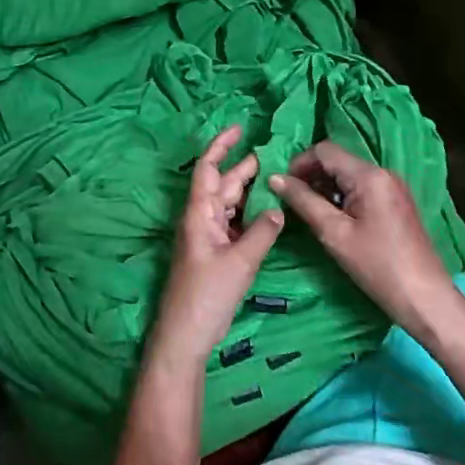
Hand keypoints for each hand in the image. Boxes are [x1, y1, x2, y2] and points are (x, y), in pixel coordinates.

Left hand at [151, 125, 284, 365]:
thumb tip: (279, 209)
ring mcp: (207, 237)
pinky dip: (250, 215)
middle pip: (223, 185)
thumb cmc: (207, 295)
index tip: (239, 128)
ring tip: (275, 178)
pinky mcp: (214, 254)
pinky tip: (268, 213)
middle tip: (273, 154)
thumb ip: (262, 232)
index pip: (208, 169)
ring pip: (230, 205)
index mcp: (199, 214)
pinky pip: (233, 224)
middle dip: (244, 167)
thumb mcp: (240, 261)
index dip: (221, 146)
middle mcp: (201, 219)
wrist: (185, 336)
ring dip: (249, 192)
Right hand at [268, 141, 455, 329]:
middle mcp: (383, 173)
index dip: (299, 163)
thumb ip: (303, 201)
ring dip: (324, 187)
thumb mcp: (334, 234)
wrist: (424, 298)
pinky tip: (331, 218)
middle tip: (290, 200)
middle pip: (337, 160)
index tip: (281, 186)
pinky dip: (341, 197)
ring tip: (307, 212)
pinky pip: (361, 188)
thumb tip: (275, 178)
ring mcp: (392, 187)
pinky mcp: (395, 202)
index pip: (325, 150)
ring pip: (348, 175)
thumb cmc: (377, 266)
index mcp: (369, 175)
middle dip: (310, 175)